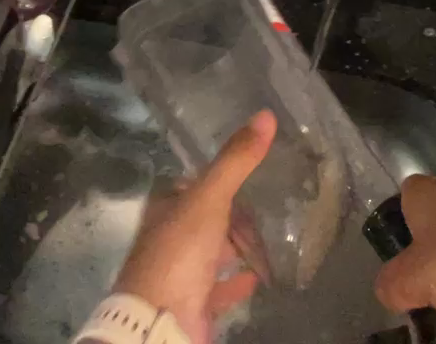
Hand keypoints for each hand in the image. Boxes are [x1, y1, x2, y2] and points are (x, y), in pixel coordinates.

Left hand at [114, 110, 276, 342]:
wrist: (160, 321)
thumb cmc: (179, 250)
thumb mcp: (209, 197)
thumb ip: (236, 159)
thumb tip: (266, 114)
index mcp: (166, 207)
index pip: (195, 184)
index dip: (222, 178)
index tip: (254, 171)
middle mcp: (170, 236)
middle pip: (208, 218)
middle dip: (237, 213)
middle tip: (272, 203)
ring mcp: (180, 272)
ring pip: (215, 251)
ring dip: (240, 245)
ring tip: (275, 235)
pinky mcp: (194, 302)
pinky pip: (222, 286)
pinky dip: (240, 279)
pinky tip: (261, 274)